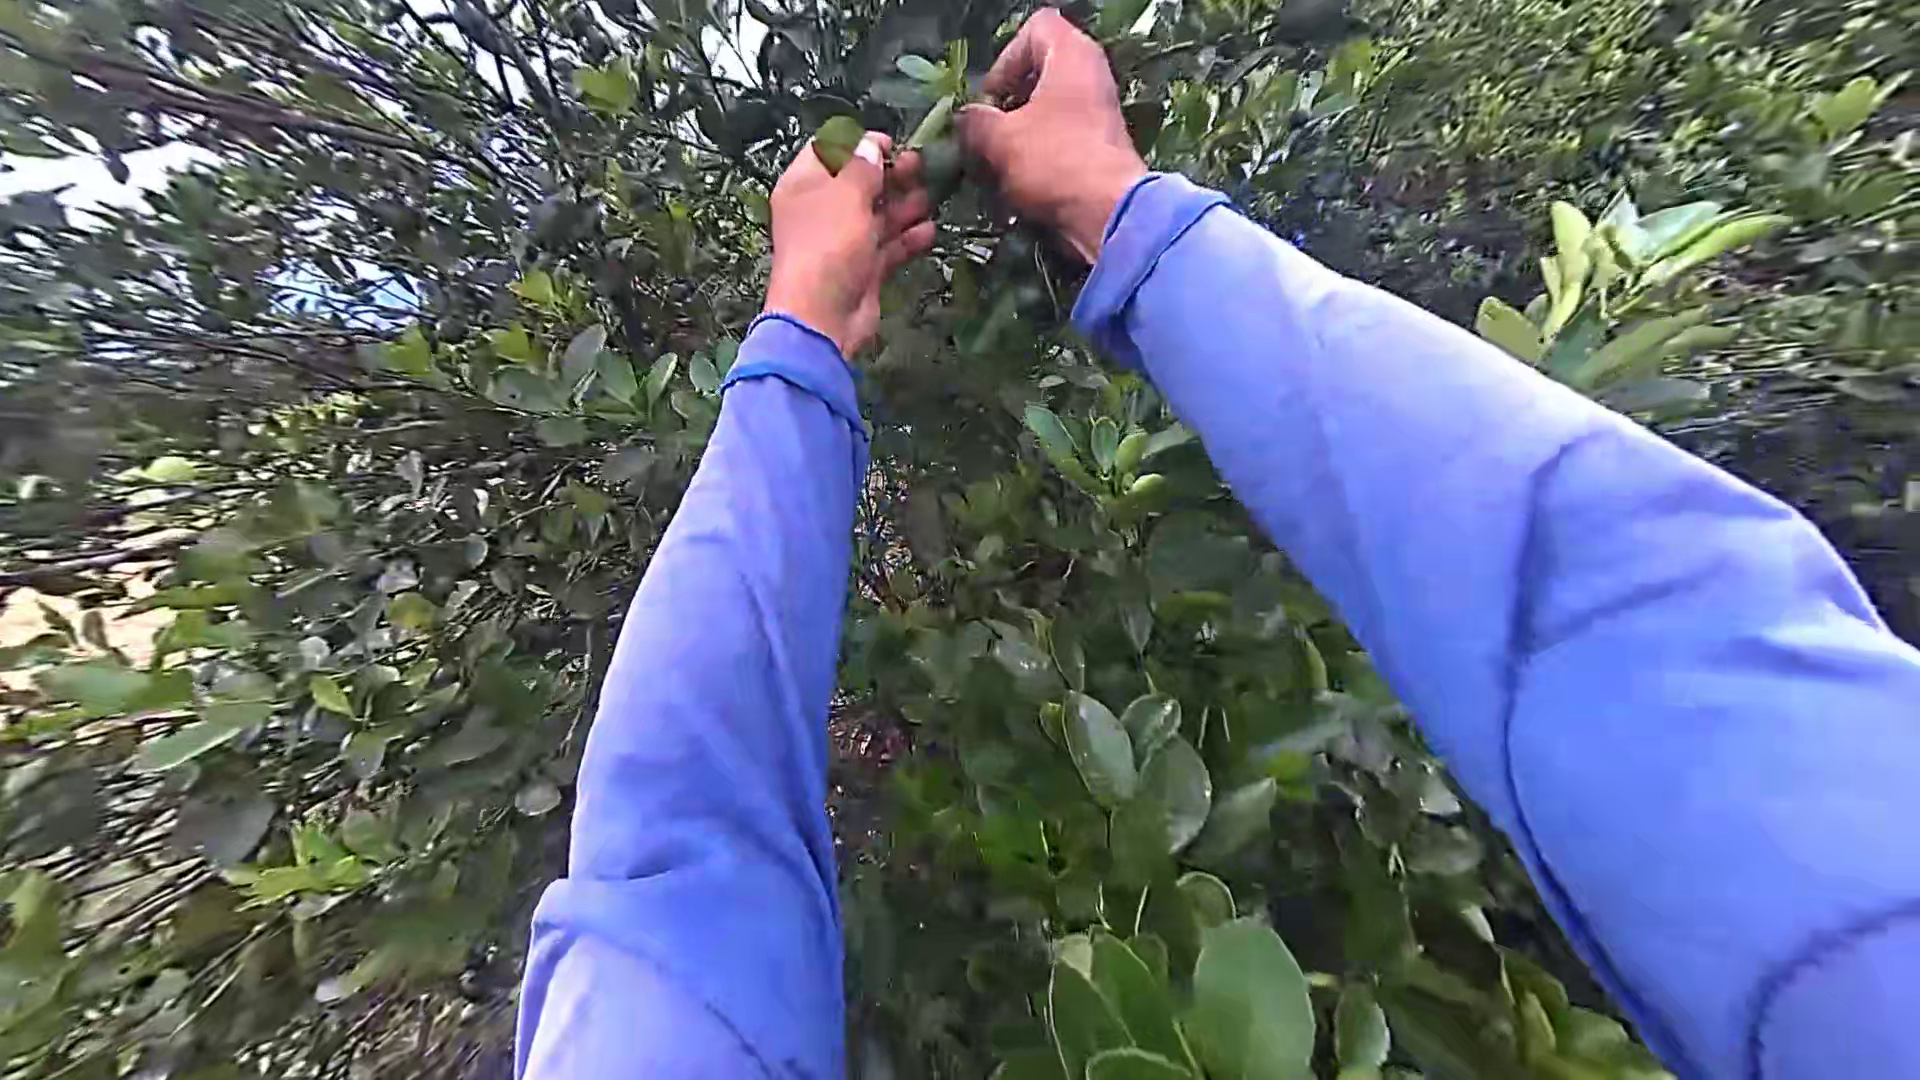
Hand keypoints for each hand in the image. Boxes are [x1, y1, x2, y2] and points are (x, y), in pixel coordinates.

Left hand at [763, 131, 934, 356]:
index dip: (860, 145)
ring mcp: (844, 245)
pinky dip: (907, 240)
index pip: (830, 152)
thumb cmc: (828, 246)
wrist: (824, 317)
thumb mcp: (846, 195)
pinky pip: (887, 249)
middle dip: (889, 176)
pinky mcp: (864, 271)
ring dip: (904, 207)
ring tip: (930, 197)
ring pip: (877, 218)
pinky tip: (929, 231)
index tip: (891, 143)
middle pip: (859, 185)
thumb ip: (863, 168)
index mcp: (805, 186)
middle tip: (920, 167)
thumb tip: (871, 146)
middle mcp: (823, 213)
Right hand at [956, 9, 1148, 262]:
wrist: (1105, 214)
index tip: (989, 101)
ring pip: (1048, 116)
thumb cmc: (1055, 163)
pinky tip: (1023, 186)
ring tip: (1000, 167)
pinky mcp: (1099, 154)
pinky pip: (1061, 145)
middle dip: (1008, 106)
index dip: (1004, 62)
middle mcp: (1091, 77)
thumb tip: (964, 119)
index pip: (1033, 30)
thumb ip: (975, 123)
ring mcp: (1098, 117)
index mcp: (1072, 54)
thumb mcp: (1001, 140)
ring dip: (1020, 139)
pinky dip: (1040, 160)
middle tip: (989, 136)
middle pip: (1040, 77)